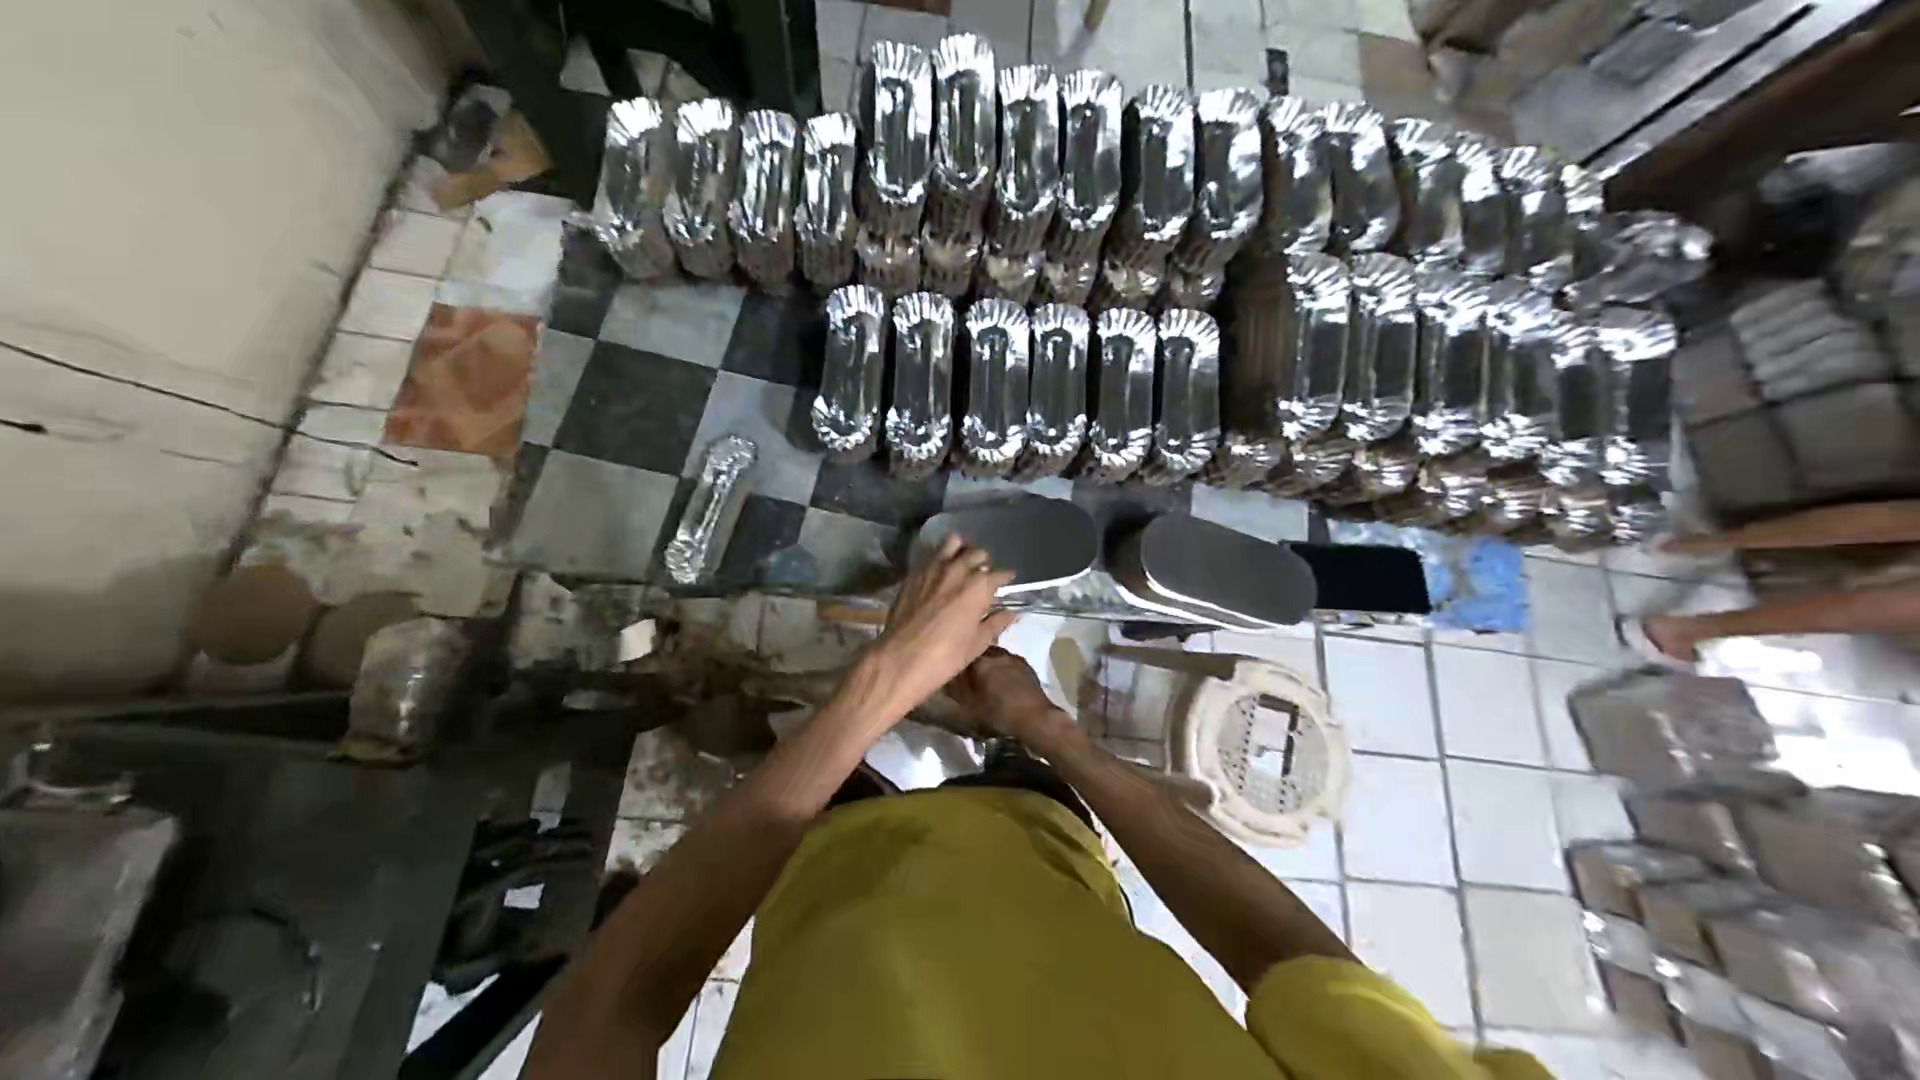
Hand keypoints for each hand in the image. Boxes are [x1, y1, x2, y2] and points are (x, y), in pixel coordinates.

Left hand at [849, 535, 1016, 721]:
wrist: (900, 658)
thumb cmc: (945, 656)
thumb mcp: (977, 643)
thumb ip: (995, 623)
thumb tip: (1010, 613)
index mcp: (979, 586)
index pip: (999, 574)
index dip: (1005, 578)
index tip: (1007, 581)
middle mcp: (958, 569)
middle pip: (978, 553)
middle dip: (984, 562)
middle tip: (983, 574)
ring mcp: (934, 568)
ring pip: (953, 543)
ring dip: (962, 550)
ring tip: (962, 562)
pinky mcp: (914, 572)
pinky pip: (932, 554)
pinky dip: (941, 556)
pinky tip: (941, 569)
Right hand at [949, 647, 1082, 752]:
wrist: (1035, 718)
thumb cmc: (999, 715)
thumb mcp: (969, 708)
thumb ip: (957, 692)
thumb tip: (949, 682)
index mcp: (979, 662)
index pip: (963, 655)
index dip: (958, 664)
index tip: (955, 672)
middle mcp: (996, 654)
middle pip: (979, 653)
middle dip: (974, 662)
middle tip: (971, 676)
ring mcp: (1013, 658)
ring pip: (995, 656)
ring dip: (990, 664)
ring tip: (988, 679)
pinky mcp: (1026, 665)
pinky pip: (1009, 662)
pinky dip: (1004, 669)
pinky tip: (1005, 682)